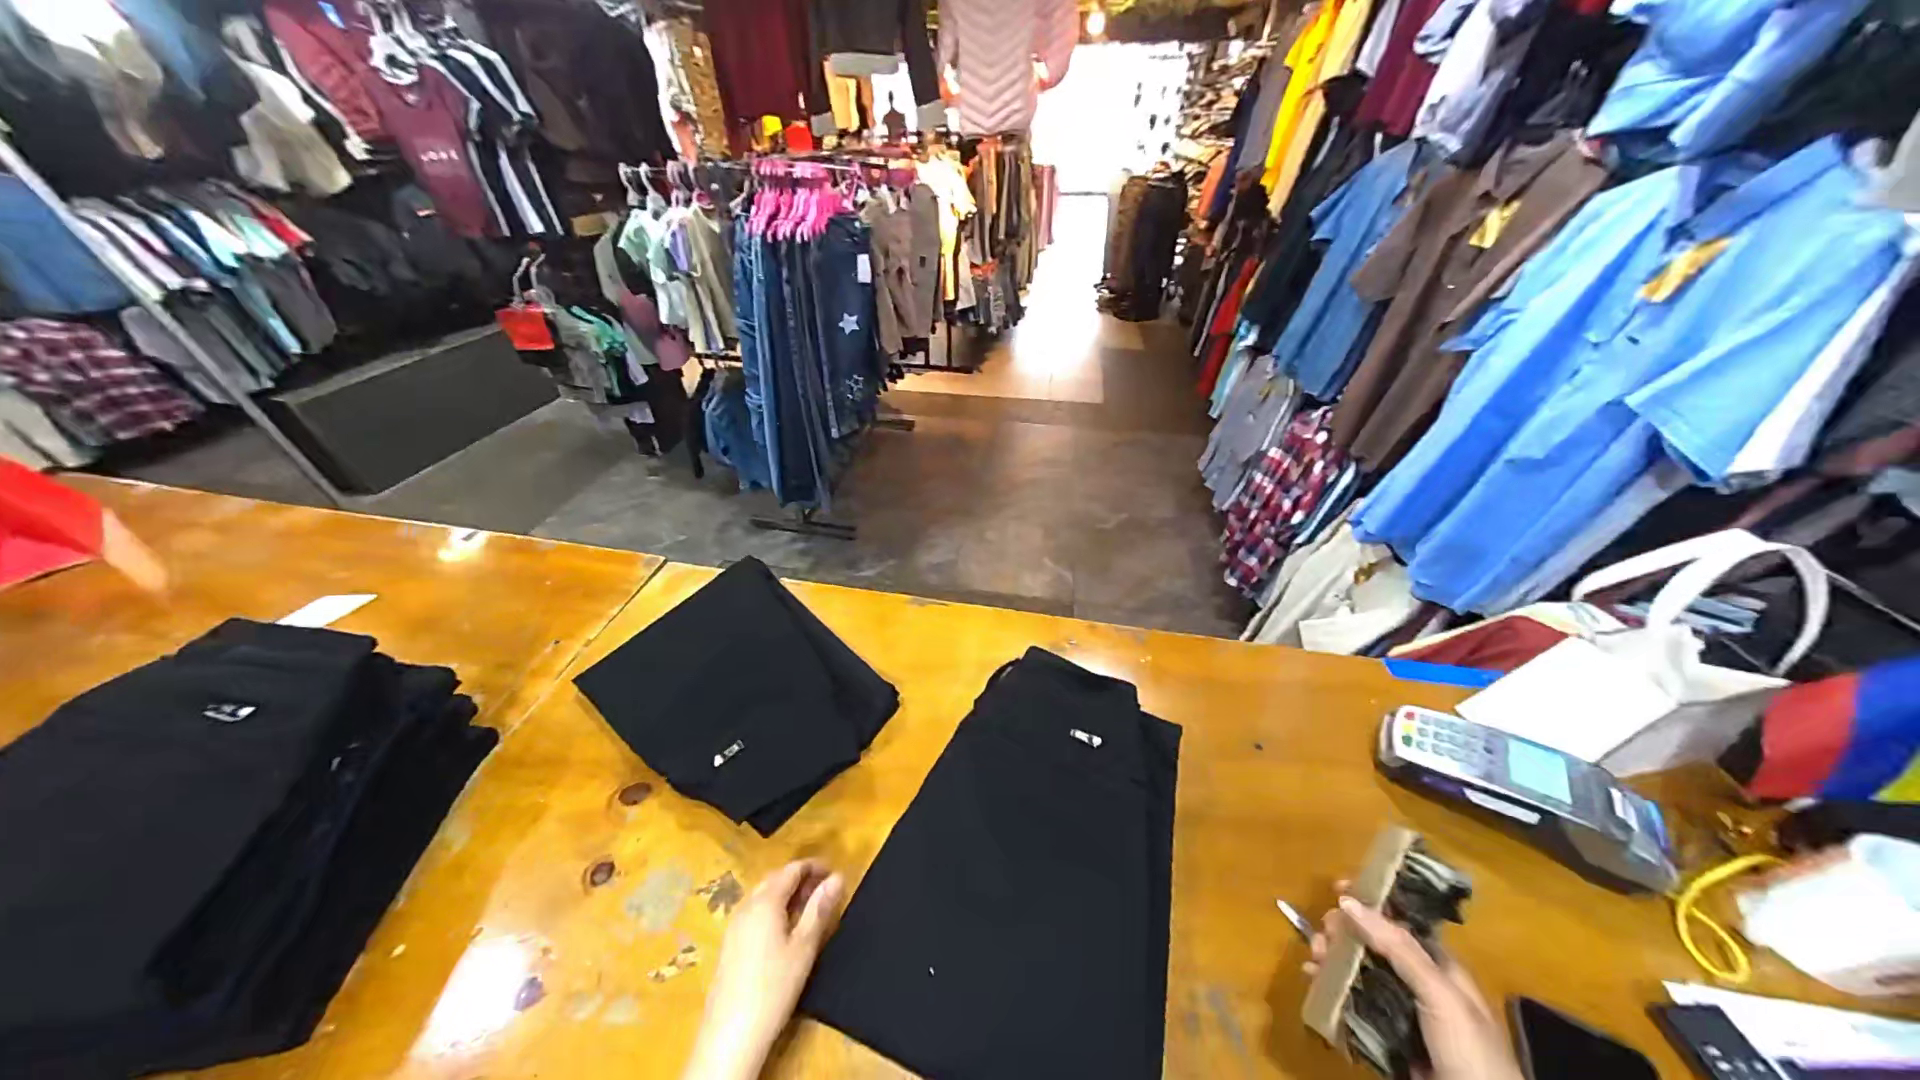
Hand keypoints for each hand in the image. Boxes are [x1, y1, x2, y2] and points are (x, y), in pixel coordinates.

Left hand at [681, 859, 847, 1079]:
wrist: (730, 1035)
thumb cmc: (774, 987)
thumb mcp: (805, 947)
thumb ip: (820, 909)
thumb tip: (837, 877)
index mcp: (765, 901)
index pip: (792, 869)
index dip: (815, 867)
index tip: (835, 874)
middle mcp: (747, 907)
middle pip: (776, 879)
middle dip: (801, 879)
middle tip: (825, 892)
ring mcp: (734, 926)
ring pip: (763, 897)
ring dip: (787, 895)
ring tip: (809, 910)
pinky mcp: (729, 945)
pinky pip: (754, 914)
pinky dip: (773, 911)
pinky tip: (785, 932)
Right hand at [1305, 894, 1522, 1079]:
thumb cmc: (1470, 1053)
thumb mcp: (1440, 995)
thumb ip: (1398, 948)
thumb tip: (1348, 901)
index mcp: (1438, 967)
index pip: (1399, 922)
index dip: (1369, 903)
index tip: (1337, 890)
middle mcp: (1417, 983)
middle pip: (1371, 944)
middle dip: (1344, 932)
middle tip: (1324, 933)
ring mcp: (1399, 1010)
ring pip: (1357, 971)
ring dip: (1333, 958)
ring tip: (1315, 958)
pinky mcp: (1383, 1036)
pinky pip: (1350, 1002)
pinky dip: (1330, 988)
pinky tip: (1313, 980)